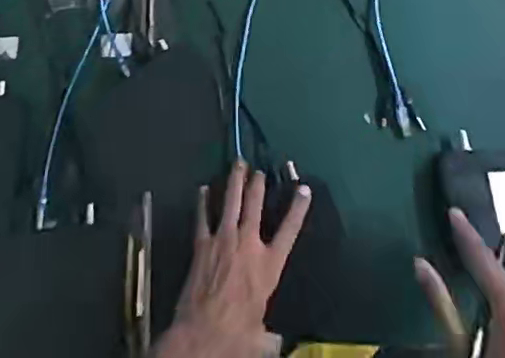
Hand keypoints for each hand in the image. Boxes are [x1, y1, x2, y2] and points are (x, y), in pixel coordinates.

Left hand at [153, 162, 311, 357]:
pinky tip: (202, 189)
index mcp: (268, 266)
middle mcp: (247, 245)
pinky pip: (202, 216)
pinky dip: (202, 201)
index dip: (297, 208)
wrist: (203, 332)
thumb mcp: (263, 336)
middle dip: (258, 185)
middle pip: (254, 206)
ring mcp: (222, 239)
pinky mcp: (201, 243)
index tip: (303, 188)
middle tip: (259, 170)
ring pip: (230, 202)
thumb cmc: (238, 334)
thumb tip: (274, 341)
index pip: (289, 231)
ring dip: (234, 181)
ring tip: (237, 164)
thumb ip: (270, 332)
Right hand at [414, 208, 504, 357]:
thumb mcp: (463, 347)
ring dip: (490, 276)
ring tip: (469, 260)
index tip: (454, 211)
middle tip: (456, 233)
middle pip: (499, 273)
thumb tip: (421, 263)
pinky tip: (490, 293)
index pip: (484, 260)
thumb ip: (443, 305)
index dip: (466, 235)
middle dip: (477, 256)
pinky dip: (503, 293)